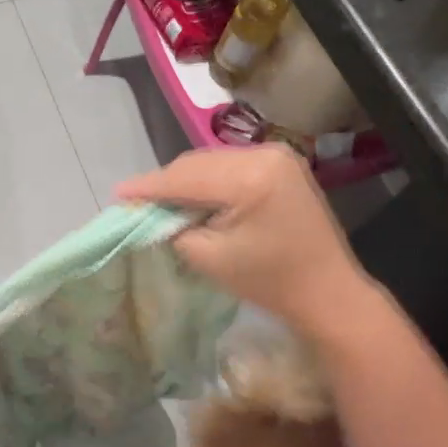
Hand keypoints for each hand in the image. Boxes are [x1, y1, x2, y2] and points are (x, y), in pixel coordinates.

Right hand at [118, 145, 377, 337]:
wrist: (329, 292)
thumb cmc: (269, 282)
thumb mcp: (210, 257)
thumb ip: (174, 227)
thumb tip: (148, 210)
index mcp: (250, 177)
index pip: (186, 177)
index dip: (149, 187)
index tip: (119, 194)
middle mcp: (264, 154)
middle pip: (197, 164)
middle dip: (167, 184)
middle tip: (138, 203)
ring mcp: (277, 154)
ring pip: (212, 162)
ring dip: (187, 181)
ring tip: (164, 203)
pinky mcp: (282, 163)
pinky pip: (231, 165)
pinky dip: (210, 180)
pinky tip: (197, 199)